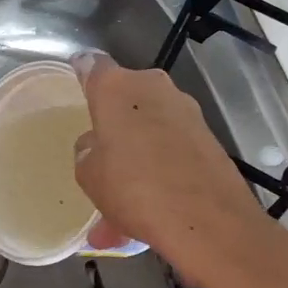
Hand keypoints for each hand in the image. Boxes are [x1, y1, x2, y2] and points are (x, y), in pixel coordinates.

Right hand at [72, 55, 277, 275]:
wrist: (210, 222)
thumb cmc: (134, 187)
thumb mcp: (89, 175)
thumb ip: (87, 151)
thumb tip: (97, 145)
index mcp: (116, 87)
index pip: (92, 65)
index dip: (83, 73)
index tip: (77, 83)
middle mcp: (152, 87)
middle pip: (125, 99)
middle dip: (114, 125)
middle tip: (102, 158)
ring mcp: (185, 111)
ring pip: (149, 130)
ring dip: (137, 159)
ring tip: (121, 212)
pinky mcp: (209, 137)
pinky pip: (172, 150)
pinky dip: (159, 173)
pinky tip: (147, 217)